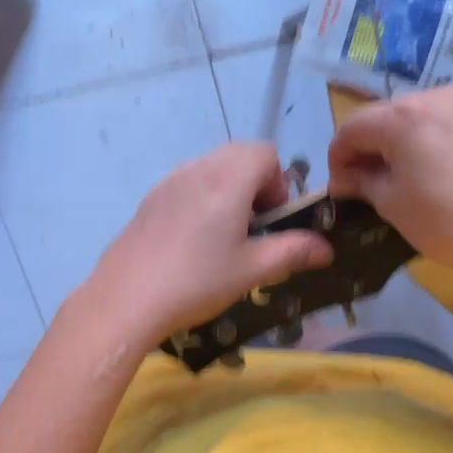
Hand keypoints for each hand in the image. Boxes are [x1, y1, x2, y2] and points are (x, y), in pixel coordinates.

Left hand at [80, 142, 332, 344]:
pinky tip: (194, 242)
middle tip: (254, 228)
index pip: (266, 153)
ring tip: (225, 237)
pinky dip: (202, 199)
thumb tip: (325, 248)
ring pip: (212, 167)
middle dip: (256, 184)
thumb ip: (292, 252)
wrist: (127, 299)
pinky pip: (187, 183)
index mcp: (227, 180)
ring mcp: (169, 181)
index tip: (273, 221)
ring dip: (229, 190)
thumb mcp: (252, 270)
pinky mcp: (150, 199)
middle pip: (239, 154)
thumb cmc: (197, 282)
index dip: (279, 183)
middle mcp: (198, 169)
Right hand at [327, 87, 452, 281]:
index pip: (354, 126)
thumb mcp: (392, 205)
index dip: (339, 155)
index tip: (341, 183)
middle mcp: (438, 96)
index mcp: (403, 117)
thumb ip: (362, 182)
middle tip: (376, 179)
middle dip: (378, 144)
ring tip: (420, 170)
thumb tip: (344, 178)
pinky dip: (452, 137)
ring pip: (430, 113)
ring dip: (416, 137)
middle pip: (392, 115)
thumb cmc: (444, 224)